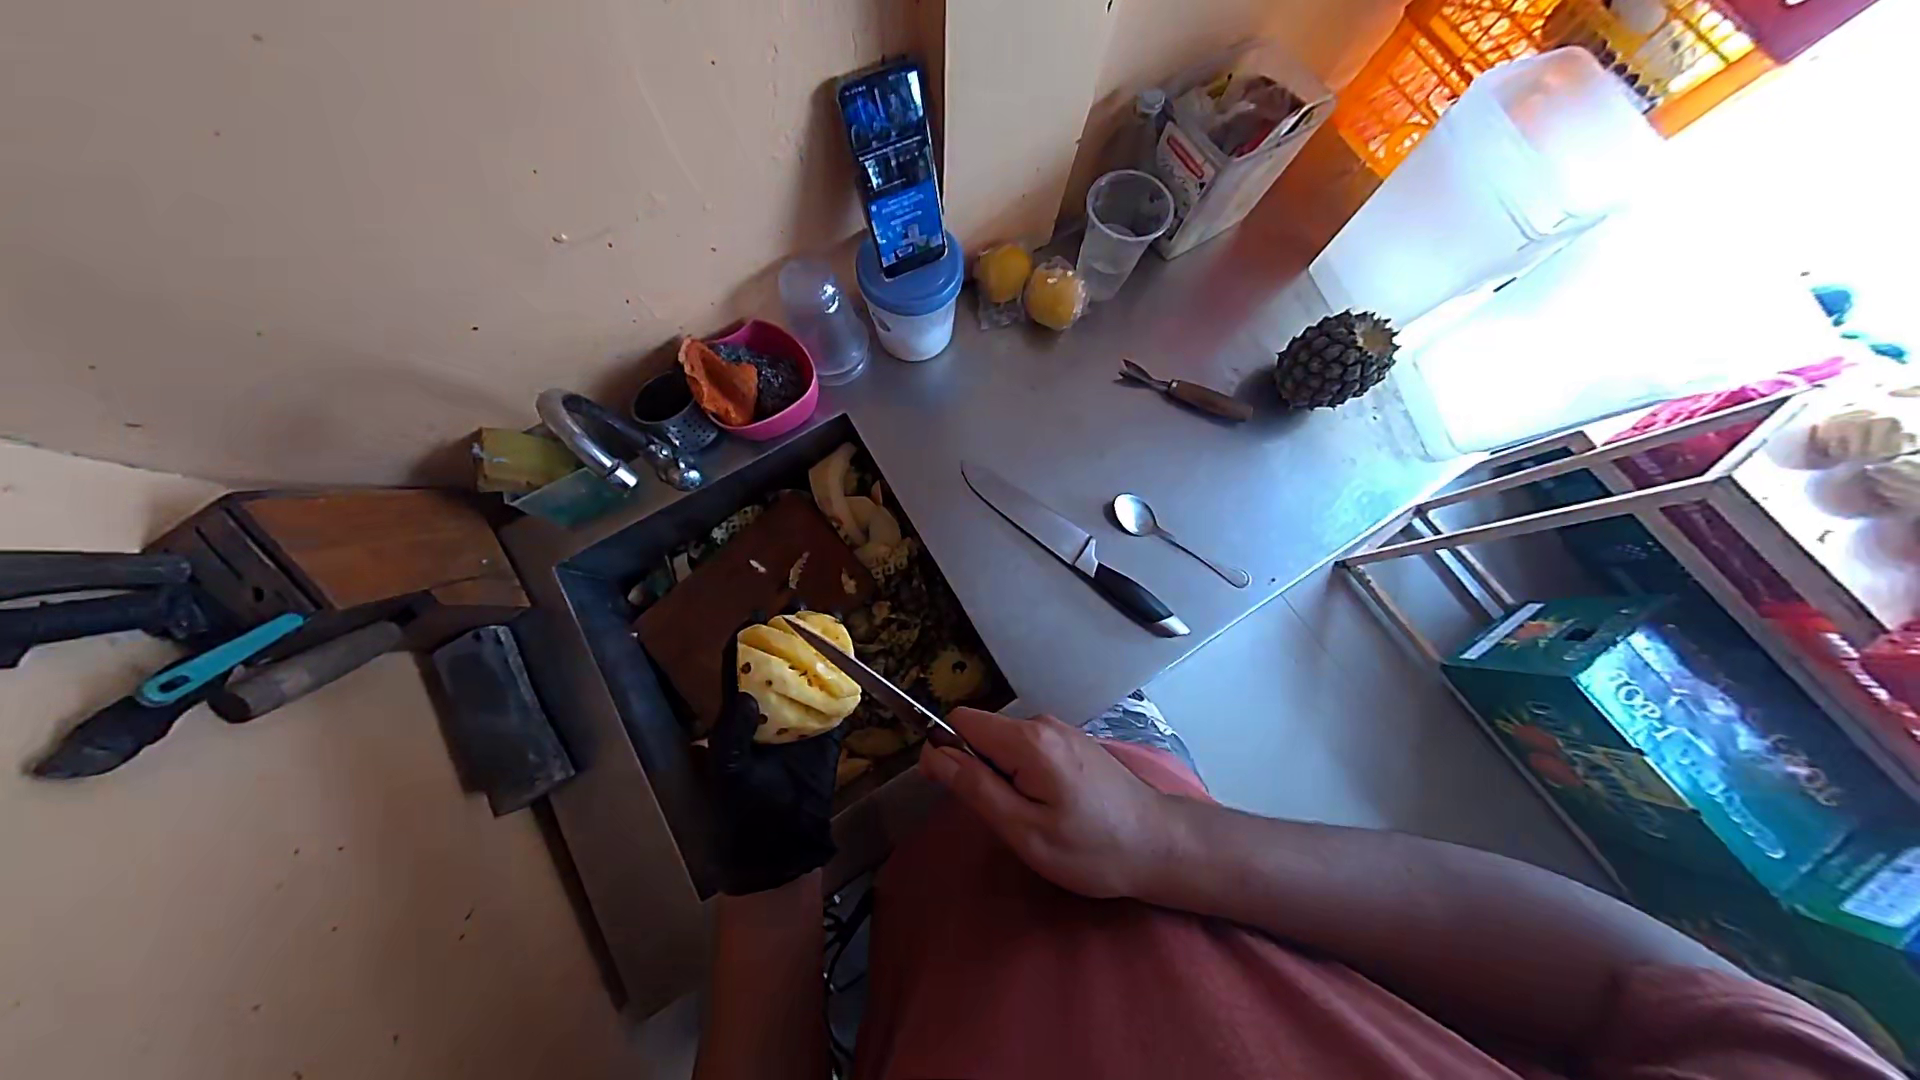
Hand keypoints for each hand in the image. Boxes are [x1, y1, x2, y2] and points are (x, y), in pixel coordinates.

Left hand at [708, 627, 844, 894]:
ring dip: (816, 652)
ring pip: (808, 679)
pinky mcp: (825, 735)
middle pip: (777, 665)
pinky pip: (836, 705)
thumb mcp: (731, 773)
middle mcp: (769, 712)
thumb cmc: (746, 811)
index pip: (738, 670)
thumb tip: (748, 695)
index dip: (744, 640)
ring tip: (827, 623)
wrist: (782, 844)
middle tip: (799, 607)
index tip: (755, 613)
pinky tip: (852, 661)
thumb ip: (734, 734)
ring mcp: (799, 722)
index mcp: (738, 718)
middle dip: (787, 636)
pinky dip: (843, 684)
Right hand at [917, 708, 1176, 898]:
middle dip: (977, 767)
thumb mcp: (1024, 829)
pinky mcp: (1074, 742)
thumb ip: (975, 787)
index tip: (953, 788)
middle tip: (1003, 815)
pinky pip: (1028, 748)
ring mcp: (1061, 730)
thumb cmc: (1092, 848)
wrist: (1162, 845)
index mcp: (1028, 739)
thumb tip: (933, 754)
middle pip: (983, 731)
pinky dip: (1024, 773)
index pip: (961, 720)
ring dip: (1002, 774)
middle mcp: (1043, 723)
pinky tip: (1051, 806)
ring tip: (1031, 816)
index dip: (946, 748)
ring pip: (1005, 742)